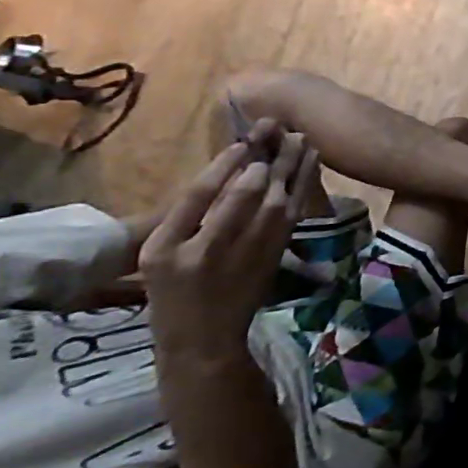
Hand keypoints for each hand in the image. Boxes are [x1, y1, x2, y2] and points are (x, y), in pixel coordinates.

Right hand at [140, 123, 320, 362]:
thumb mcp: (157, 257)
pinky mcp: (275, 254)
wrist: (204, 337)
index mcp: (167, 248)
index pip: (200, 196)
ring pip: (278, 200)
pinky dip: (303, 187)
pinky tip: (310, 168)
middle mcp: (209, 248)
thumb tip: (224, 172)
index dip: (224, 165)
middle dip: (269, 158)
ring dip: (293, 168)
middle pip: (247, 193)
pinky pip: (293, 213)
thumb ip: (185, 218)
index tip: (242, 143)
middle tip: (282, 129)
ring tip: (302, 140)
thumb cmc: (172, 293)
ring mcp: (248, 252)